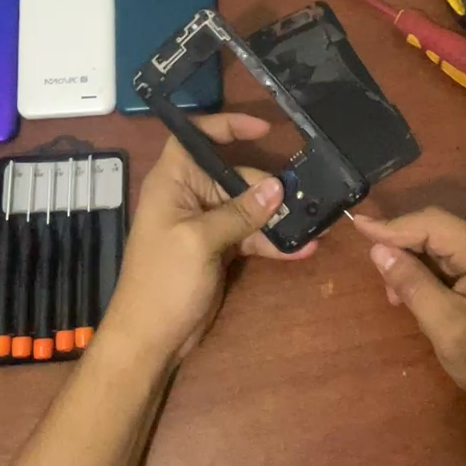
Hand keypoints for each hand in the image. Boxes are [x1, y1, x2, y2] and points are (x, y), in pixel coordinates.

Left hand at [99, 113, 316, 364]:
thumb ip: (240, 212)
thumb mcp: (201, 241)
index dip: (226, 126)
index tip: (264, 129)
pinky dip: (273, 242)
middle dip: (268, 187)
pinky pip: (252, 236)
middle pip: (236, 177)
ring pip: (249, 208)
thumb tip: (278, 187)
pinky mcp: (221, 249)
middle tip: (303, 198)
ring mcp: (207, 224)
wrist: (152, 338)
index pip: (195, 138)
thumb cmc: (163, 281)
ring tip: (313, 224)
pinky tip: (301, 249)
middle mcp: (190, 197)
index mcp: (173, 183)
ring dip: (278, 217)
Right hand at [352, 208, 465, 413]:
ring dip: (412, 262)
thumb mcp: (445, 324)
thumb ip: (411, 283)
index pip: (431, 224)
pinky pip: (448, 258)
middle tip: (380, 280)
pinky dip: (426, 271)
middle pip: (434, 229)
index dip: (392, 226)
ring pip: (438, 243)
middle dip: (401, 247)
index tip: (357, 225)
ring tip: (396, 295)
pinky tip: (413, 293)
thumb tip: (377, 250)